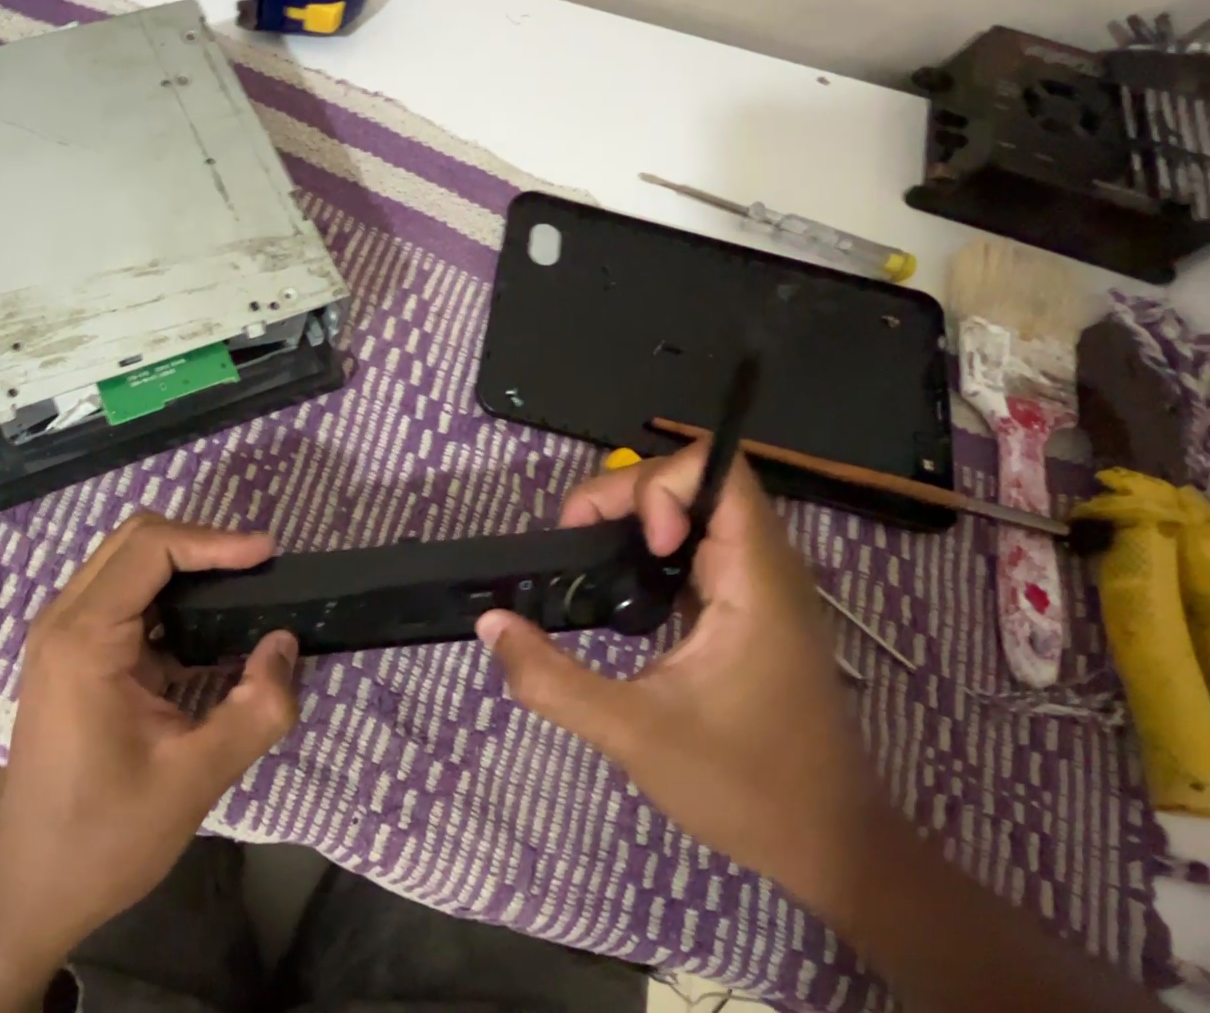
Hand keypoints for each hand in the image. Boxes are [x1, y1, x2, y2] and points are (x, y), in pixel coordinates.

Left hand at [0, 514, 300, 1011]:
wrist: (34, 890)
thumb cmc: (107, 836)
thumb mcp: (197, 776)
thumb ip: (256, 708)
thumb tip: (286, 645)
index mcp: (84, 639)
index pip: (150, 548)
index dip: (214, 541)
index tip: (269, 554)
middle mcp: (62, 622)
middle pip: (133, 543)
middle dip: (199, 546)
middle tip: (258, 572)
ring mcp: (59, 639)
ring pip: (124, 568)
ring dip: (182, 571)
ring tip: (242, 595)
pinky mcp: (68, 660)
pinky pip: (119, 603)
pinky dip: (165, 602)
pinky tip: (206, 634)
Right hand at [477, 444, 887, 906]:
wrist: (828, 846)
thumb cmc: (741, 785)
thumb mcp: (630, 734)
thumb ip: (551, 679)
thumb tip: (491, 623)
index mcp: (755, 583)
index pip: (715, 474)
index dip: (654, 487)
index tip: (615, 544)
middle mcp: (765, 573)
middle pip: (700, 485)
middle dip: (627, 496)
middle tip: (575, 542)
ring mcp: (760, 594)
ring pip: (699, 516)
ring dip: (637, 522)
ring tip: (587, 561)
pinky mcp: (750, 617)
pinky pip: (700, 555)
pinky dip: (652, 554)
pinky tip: (618, 596)